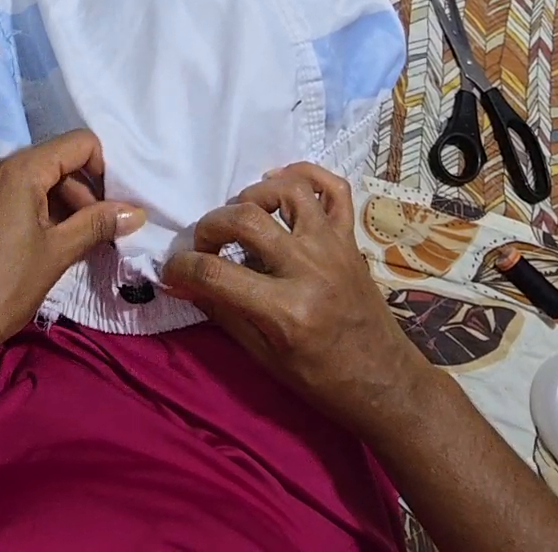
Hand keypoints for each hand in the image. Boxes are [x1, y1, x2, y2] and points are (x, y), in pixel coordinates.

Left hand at [0, 130, 143, 411]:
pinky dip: (32, 214)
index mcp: (19, 170)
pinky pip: (8, 198)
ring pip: (31, 182)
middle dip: (82, 193)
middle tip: (98, 235)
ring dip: (58, 207)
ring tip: (70, 248)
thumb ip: (96, 225)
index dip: (103, 170)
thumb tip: (135, 211)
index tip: (111, 208)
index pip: (78, 143)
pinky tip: (38, 251)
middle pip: (54, 162)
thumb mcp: (55, 255)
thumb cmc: (0, 289)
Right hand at [161, 164, 421, 431]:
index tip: (172, 269)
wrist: (384, 382)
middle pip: (245, 219)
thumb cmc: (320, 379)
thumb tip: (182, 281)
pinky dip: (306, 174)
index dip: (181, 267)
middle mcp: (309, 268)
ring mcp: (334, 247)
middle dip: (210, 226)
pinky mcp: (350, 239)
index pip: (215, 273)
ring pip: (288, 190)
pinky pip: (334, 188)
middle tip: (204, 244)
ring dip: (253, 195)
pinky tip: (281, 181)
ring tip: (241, 215)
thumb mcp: (262, 357)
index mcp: (286, 310)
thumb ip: (221, 311)